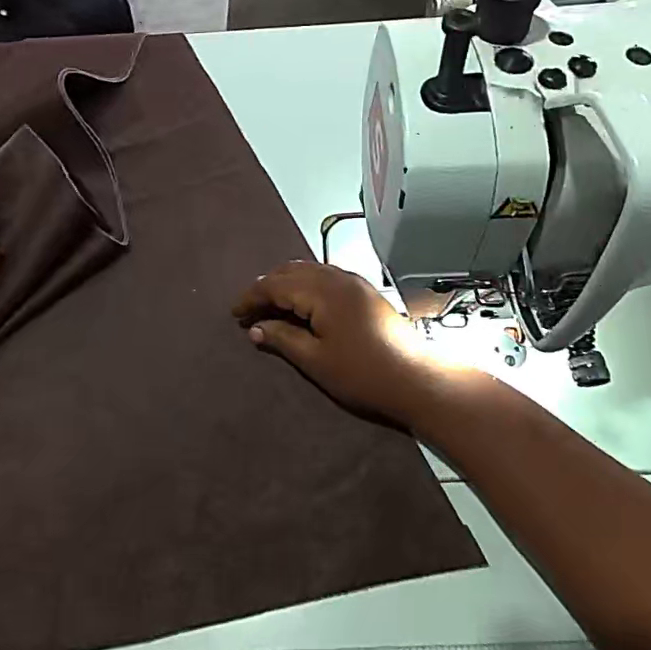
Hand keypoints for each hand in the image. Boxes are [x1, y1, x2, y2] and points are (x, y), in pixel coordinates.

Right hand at [233, 260, 466, 425]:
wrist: (416, 378)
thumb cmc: (362, 373)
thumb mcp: (315, 360)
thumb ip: (282, 338)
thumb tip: (256, 327)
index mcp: (323, 291)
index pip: (276, 284)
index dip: (252, 297)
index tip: (235, 313)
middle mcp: (338, 278)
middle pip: (292, 271)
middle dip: (267, 287)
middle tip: (249, 310)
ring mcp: (355, 282)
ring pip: (310, 270)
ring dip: (286, 284)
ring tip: (271, 307)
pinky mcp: (365, 292)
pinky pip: (326, 276)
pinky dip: (306, 285)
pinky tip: (302, 305)